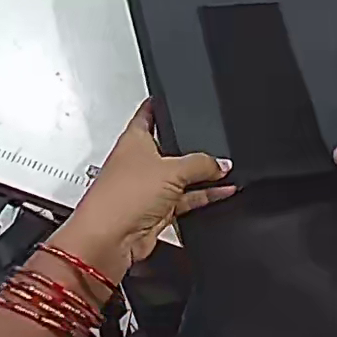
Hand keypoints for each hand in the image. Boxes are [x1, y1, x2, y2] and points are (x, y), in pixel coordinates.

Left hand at [56, 100, 235, 278]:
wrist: (110, 239)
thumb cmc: (120, 197)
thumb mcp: (171, 169)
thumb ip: (201, 163)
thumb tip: (220, 163)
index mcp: (133, 139)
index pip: (148, 114)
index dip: (160, 105)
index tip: (171, 98)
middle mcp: (139, 162)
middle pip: (170, 148)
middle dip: (191, 148)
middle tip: (214, 144)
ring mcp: (147, 187)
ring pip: (180, 176)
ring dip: (201, 175)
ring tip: (226, 169)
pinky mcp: (156, 210)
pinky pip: (186, 199)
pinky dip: (203, 195)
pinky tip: (223, 190)